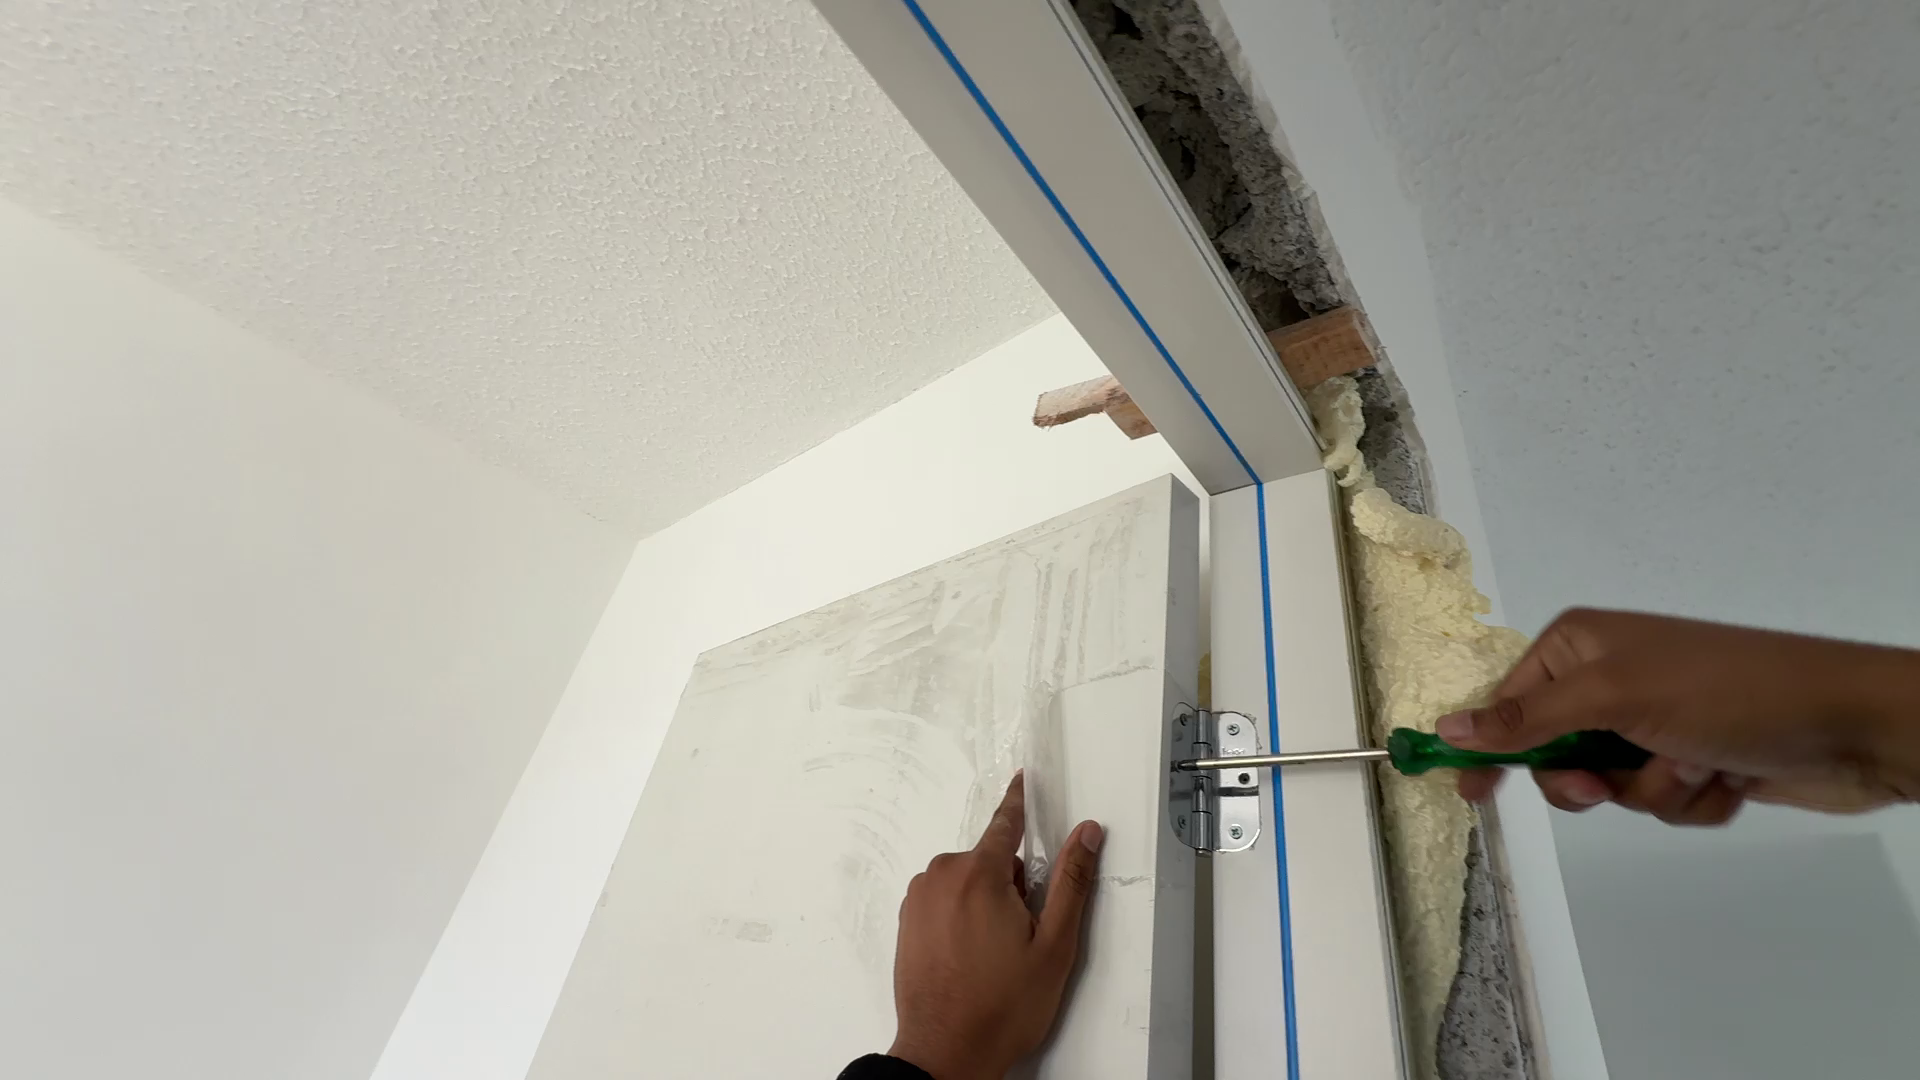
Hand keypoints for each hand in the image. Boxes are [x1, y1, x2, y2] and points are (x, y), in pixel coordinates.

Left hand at [886, 773, 1103, 1079]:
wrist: (944, 1055)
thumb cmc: (1001, 1005)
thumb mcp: (1053, 945)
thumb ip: (1071, 881)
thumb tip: (1087, 833)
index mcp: (980, 872)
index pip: (1006, 822)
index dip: (1018, 800)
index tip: (1021, 776)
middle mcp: (943, 873)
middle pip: (990, 861)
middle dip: (1008, 886)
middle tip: (1017, 935)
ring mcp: (920, 895)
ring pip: (966, 880)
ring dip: (983, 901)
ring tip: (989, 953)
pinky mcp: (906, 916)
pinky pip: (943, 897)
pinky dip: (958, 913)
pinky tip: (966, 954)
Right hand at [1441, 608, 1919, 822]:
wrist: (1865, 725)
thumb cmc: (1723, 693)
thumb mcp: (1611, 698)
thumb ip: (1524, 718)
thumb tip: (1446, 729)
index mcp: (1575, 648)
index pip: (1506, 701)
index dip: (1489, 746)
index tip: (1473, 791)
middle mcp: (1605, 680)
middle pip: (1552, 749)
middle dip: (1585, 777)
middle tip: (1603, 787)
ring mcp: (1649, 720)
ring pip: (1607, 780)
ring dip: (1648, 787)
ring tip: (1696, 770)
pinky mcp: (1690, 757)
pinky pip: (1657, 796)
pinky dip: (1689, 797)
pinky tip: (1727, 777)